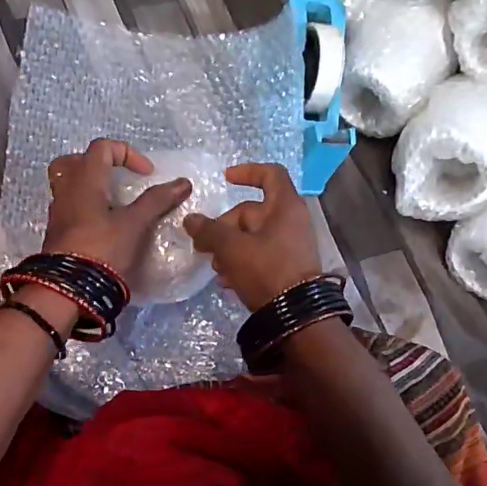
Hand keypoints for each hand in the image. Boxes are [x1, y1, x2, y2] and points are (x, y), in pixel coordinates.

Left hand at [42, 139, 191, 276]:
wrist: (70, 290)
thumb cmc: (103, 249)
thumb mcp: (135, 224)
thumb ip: (157, 201)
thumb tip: (183, 183)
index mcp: (84, 180)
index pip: (102, 148)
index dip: (127, 153)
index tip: (146, 175)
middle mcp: (66, 191)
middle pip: (73, 162)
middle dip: (97, 164)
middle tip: (115, 178)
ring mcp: (58, 214)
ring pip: (67, 186)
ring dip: (89, 187)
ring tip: (111, 203)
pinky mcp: (57, 234)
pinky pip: (69, 209)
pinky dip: (84, 208)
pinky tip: (102, 225)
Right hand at [182, 163, 323, 308]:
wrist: (295, 314)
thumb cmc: (266, 270)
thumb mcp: (232, 248)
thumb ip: (209, 231)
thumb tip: (191, 219)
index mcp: (284, 206)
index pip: (270, 174)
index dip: (247, 171)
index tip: (225, 179)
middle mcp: (291, 221)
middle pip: (251, 212)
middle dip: (225, 228)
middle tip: (205, 247)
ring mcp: (291, 244)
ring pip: (253, 237)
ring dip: (230, 249)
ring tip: (217, 268)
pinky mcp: (288, 266)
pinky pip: (261, 255)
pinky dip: (243, 262)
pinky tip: (228, 281)